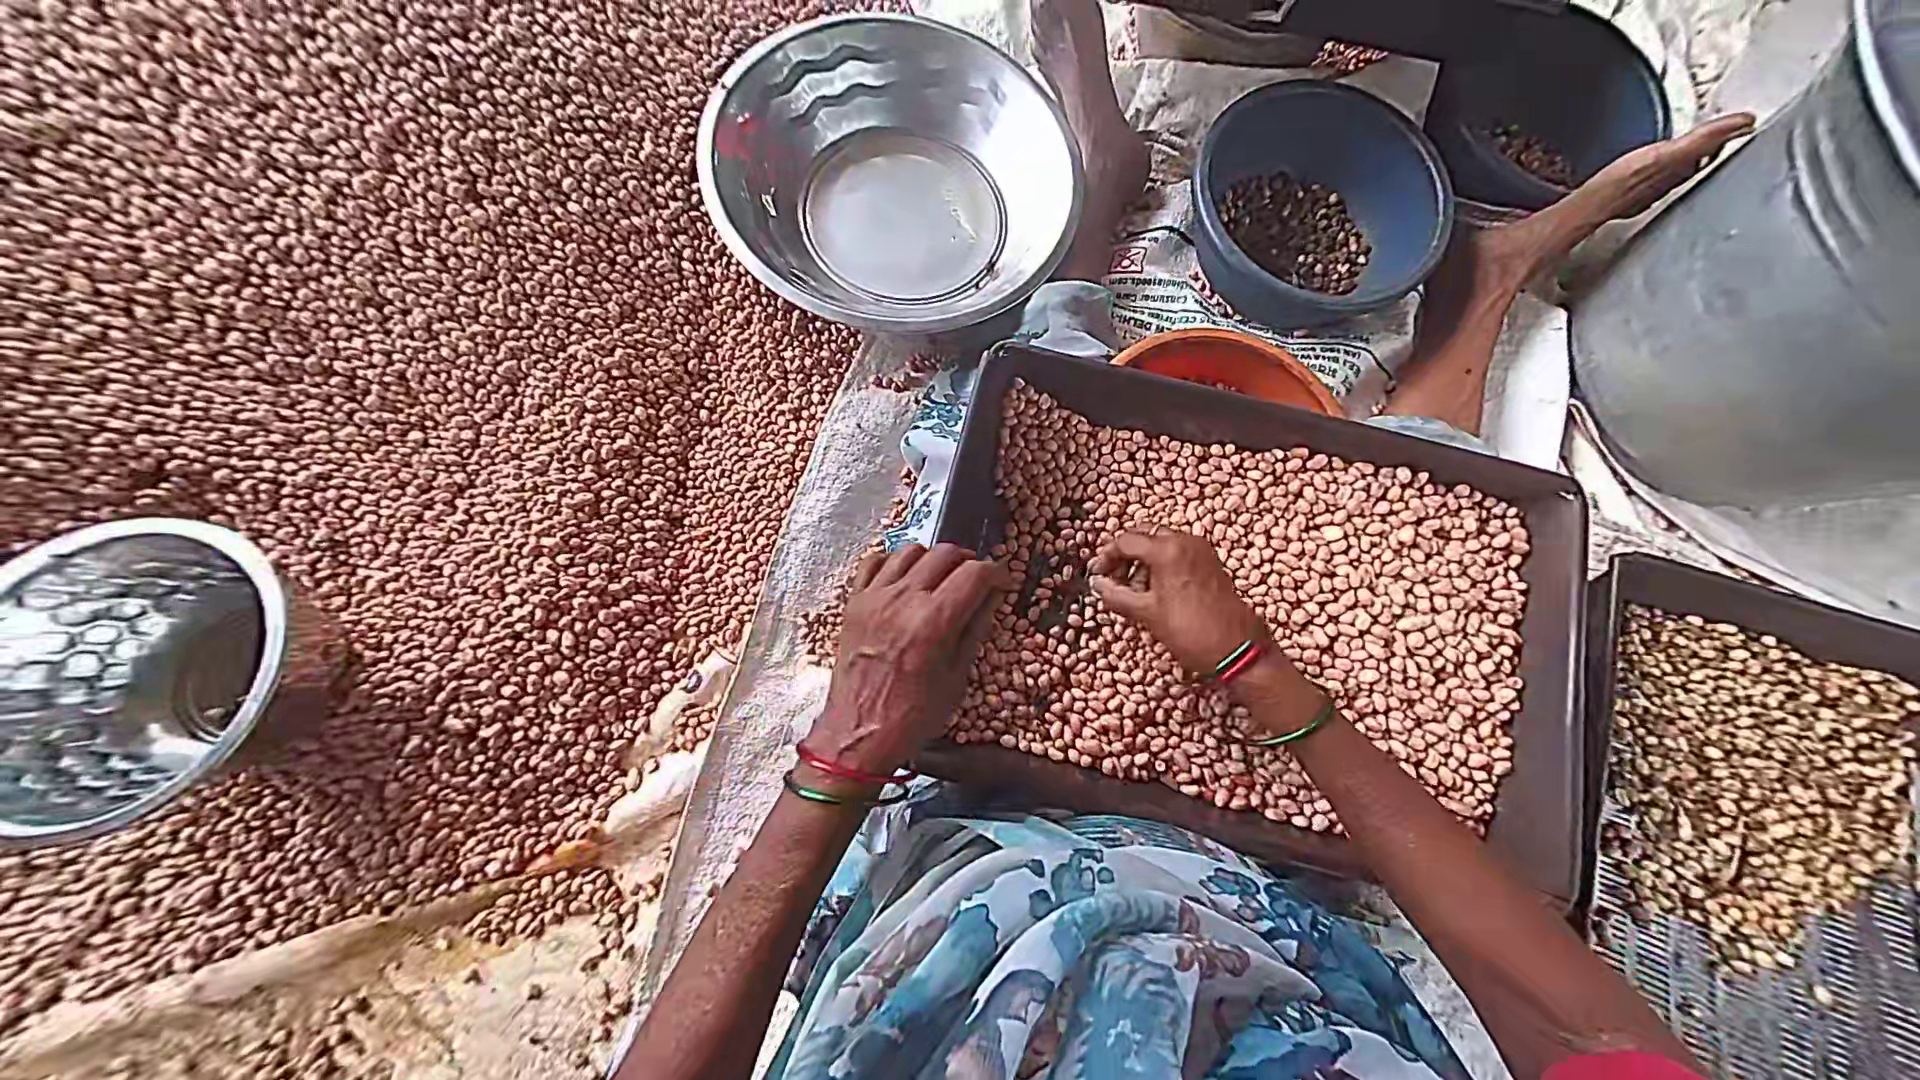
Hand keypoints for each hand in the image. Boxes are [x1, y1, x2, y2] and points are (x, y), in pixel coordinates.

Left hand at [808, 543, 1009, 776]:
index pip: (974, 573)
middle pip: (945, 553)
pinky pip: (875, 562)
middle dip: (968, 562)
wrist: (858, 733)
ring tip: (941, 578)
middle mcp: (903, 600)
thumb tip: (992, 596)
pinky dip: (894, 562)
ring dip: (933, 559)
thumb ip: (975, 629)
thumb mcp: (956, 677)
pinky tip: (905, 578)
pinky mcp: (854, 603)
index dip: (996, 572)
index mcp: (933, 622)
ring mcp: (874, 598)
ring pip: (911, 551)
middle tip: (976, 579)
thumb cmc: (912, 716)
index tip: (1001, 581)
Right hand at [1088, 530, 1267, 674]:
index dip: (1106, 557)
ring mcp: (1201, 551)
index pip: (1125, 541)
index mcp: (1167, 550)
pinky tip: (1154, 591)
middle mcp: (1186, 542)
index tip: (1098, 574)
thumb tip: (1098, 585)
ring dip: (1142, 560)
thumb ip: (1115, 595)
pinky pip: (1177, 552)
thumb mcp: (1146, 614)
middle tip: (1112, 578)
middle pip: (1143, 536)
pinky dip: (1161, 564)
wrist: (1239, 649)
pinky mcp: (1210, 563)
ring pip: (1160, 543)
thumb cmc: (1193, 632)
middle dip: (1124, 555)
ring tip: (1133, 590)